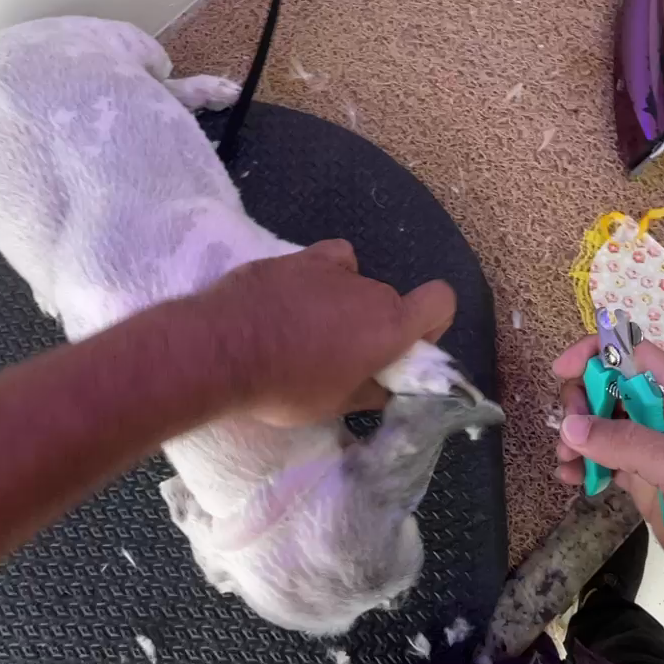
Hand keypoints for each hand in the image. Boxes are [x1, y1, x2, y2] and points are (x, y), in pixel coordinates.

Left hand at [192, 240, 455, 425]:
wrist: (221, 349)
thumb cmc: (284, 386)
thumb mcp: (334, 406)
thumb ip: (369, 392)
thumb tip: (382, 387)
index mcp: (389, 327)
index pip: (442, 300)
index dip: (432, 322)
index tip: (404, 346)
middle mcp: (370, 290)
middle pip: (390, 302)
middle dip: (375, 325)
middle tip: (342, 356)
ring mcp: (333, 268)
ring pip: (356, 283)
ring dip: (345, 303)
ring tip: (308, 329)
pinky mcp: (297, 256)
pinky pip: (327, 262)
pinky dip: (320, 277)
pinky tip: (296, 297)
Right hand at [551, 337, 663, 621]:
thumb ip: (625, 443)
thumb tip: (569, 426)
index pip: (636, 356)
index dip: (600, 352)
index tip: (564, 370)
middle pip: (611, 390)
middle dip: (581, 402)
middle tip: (566, 432)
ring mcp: (654, 458)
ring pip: (603, 429)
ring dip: (577, 437)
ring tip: (565, 461)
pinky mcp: (646, 490)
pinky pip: (605, 466)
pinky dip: (584, 467)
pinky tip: (571, 480)